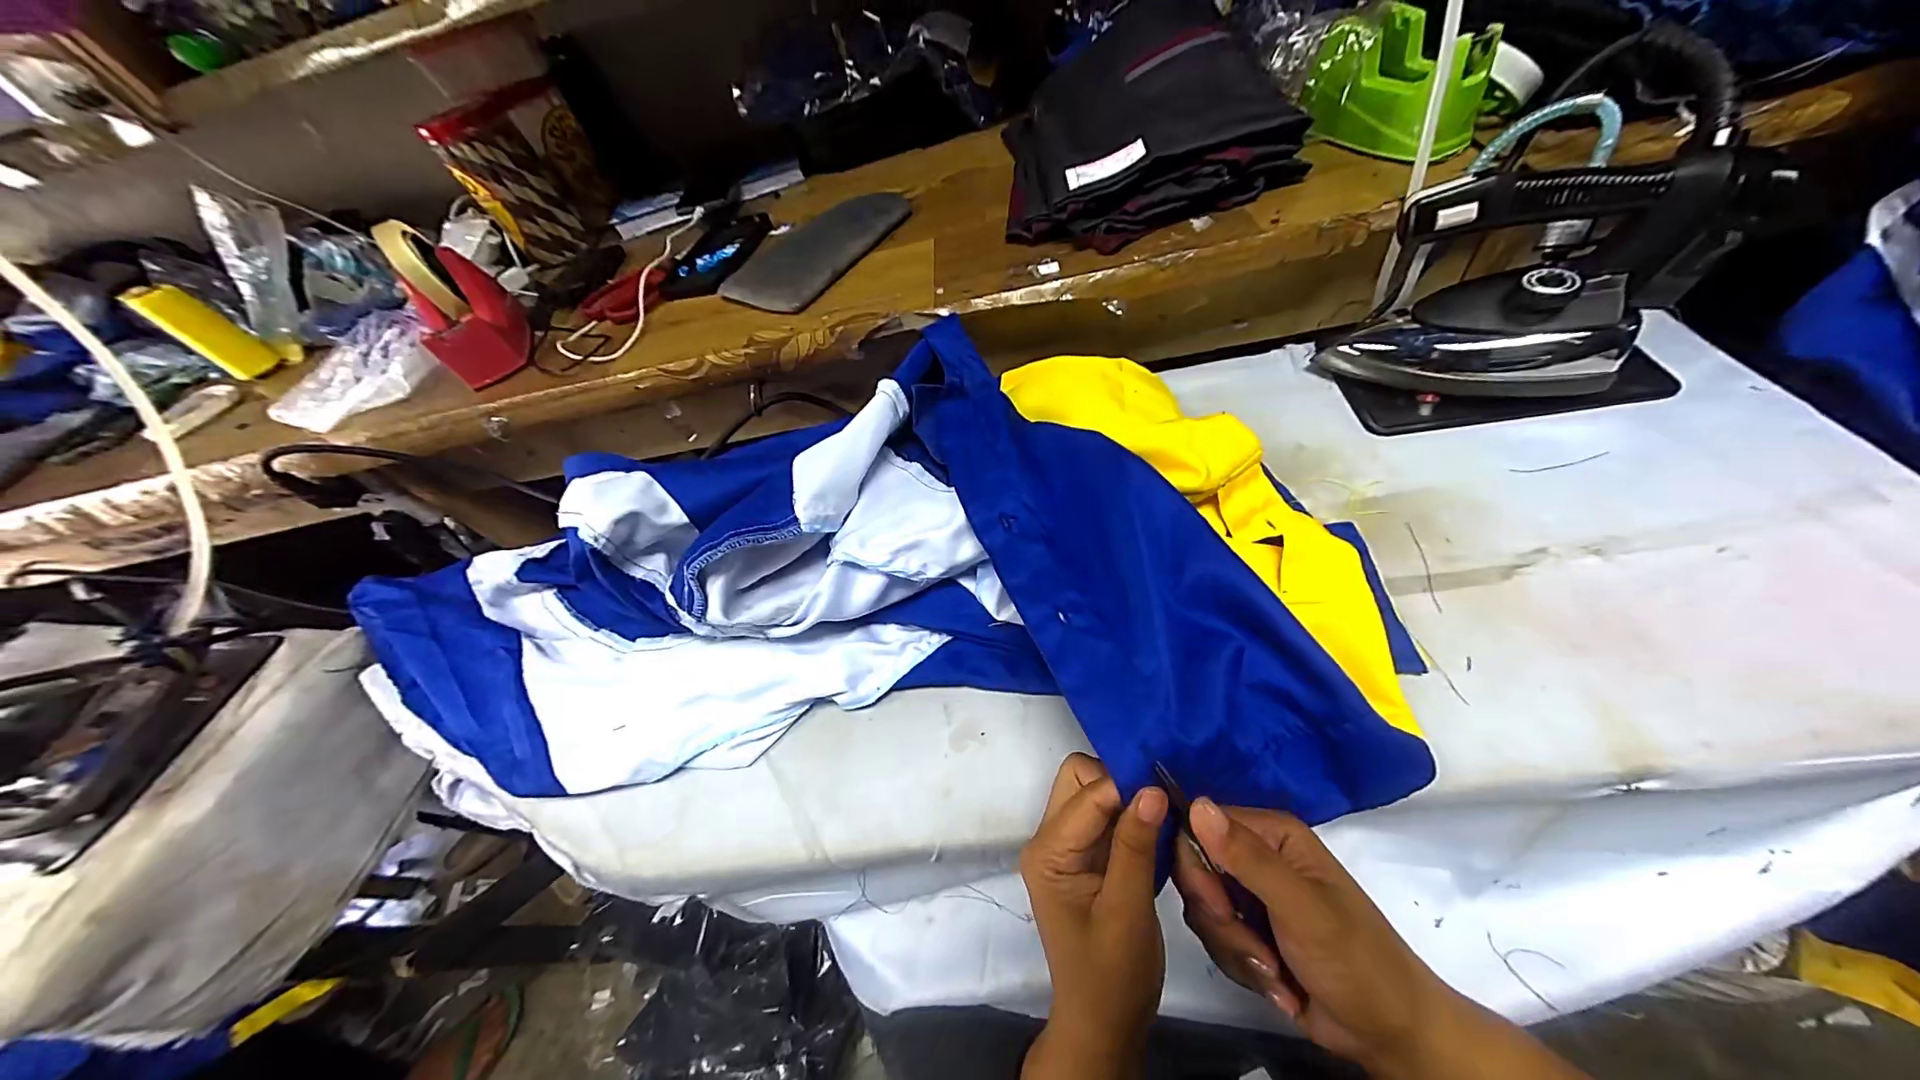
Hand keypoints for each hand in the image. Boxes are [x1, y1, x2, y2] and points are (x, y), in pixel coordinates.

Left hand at [1019, 753, 1167, 1078]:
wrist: (1103, 1024)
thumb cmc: (1112, 976)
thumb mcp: (1128, 911)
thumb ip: (1136, 846)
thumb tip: (1152, 788)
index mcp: (1049, 852)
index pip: (1087, 794)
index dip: (1127, 786)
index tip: (1170, 788)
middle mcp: (1049, 840)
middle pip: (1080, 780)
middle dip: (1120, 782)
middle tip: (1163, 804)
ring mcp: (1066, 848)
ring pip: (1093, 794)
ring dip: (1127, 798)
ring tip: (1166, 814)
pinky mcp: (1085, 858)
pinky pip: (1105, 818)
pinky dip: (1130, 817)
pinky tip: (1159, 829)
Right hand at [1172, 800, 1588, 1079]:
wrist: (1394, 1034)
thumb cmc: (1357, 961)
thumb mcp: (1302, 907)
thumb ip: (1248, 858)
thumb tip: (1197, 805)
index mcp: (1273, 834)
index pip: (1200, 825)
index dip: (1196, 864)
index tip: (1219, 906)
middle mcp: (1257, 856)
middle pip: (1195, 870)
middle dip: (1220, 918)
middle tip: (1256, 949)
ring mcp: (1252, 896)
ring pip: (1203, 910)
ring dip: (1234, 949)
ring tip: (1275, 971)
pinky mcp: (1249, 932)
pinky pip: (1215, 940)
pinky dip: (1242, 967)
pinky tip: (1279, 983)